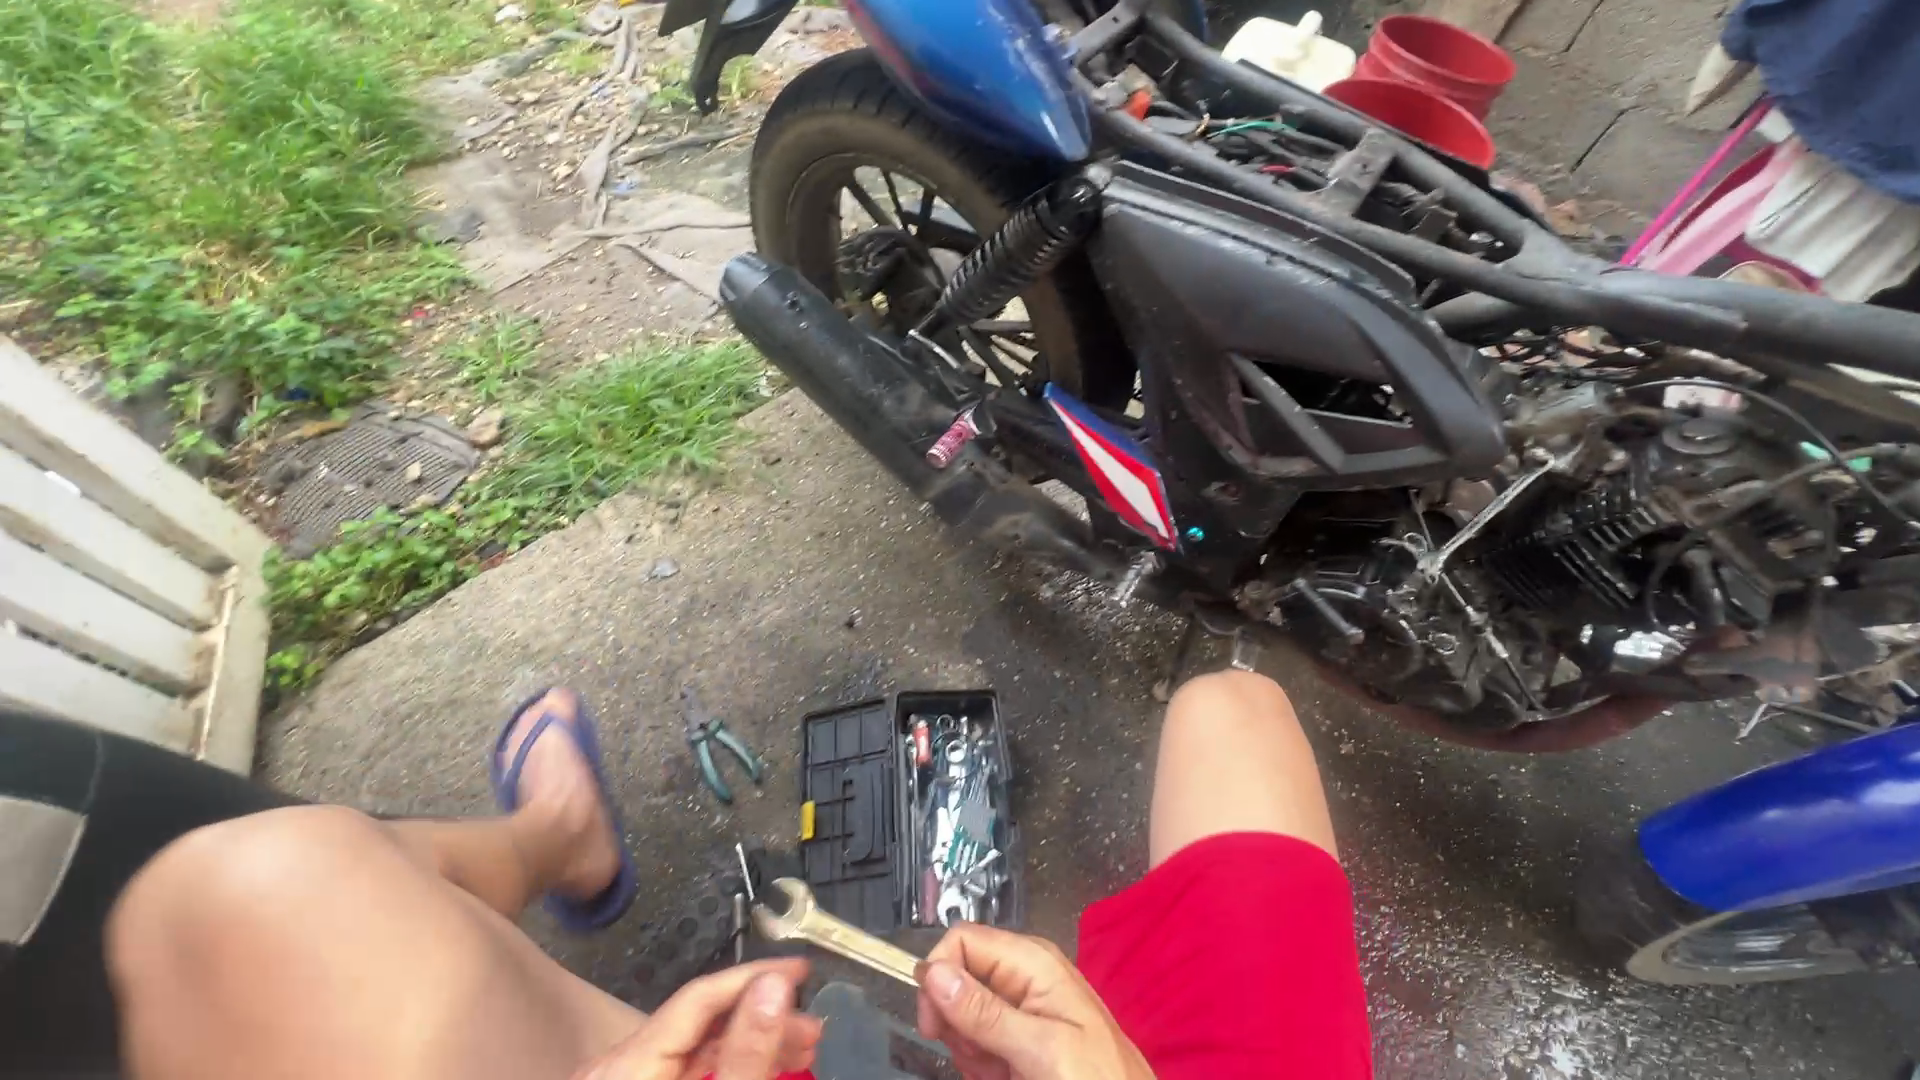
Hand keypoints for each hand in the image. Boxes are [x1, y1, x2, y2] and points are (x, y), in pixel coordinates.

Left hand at [574, 959, 822, 1079]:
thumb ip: (746, 1051)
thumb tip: (776, 983)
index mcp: (627, 1066)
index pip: (699, 996)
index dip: (754, 975)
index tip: (802, 968)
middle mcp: (616, 1068)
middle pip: (699, 1021)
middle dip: (762, 1016)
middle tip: (812, 1025)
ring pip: (696, 1047)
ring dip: (750, 1040)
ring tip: (800, 1045)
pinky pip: (684, 1067)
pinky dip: (726, 1062)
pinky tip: (759, 1061)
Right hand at [915, 923, 1152, 1079]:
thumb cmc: (1094, 1077)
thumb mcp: (1039, 1047)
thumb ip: (984, 1012)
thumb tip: (932, 970)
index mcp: (1030, 959)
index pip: (962, 939)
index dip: (939, 977)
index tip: (935, 1027)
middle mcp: (1021, 971)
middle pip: (957, 978)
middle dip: (958, 1023)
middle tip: (983, 1058)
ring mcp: (1020, 1002)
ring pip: (962, 1013)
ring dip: (971, 1049)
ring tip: (1002, 1072)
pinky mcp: (1019, 1031)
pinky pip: (978, 1038)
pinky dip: (983, 1062)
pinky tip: (1005, 1076)